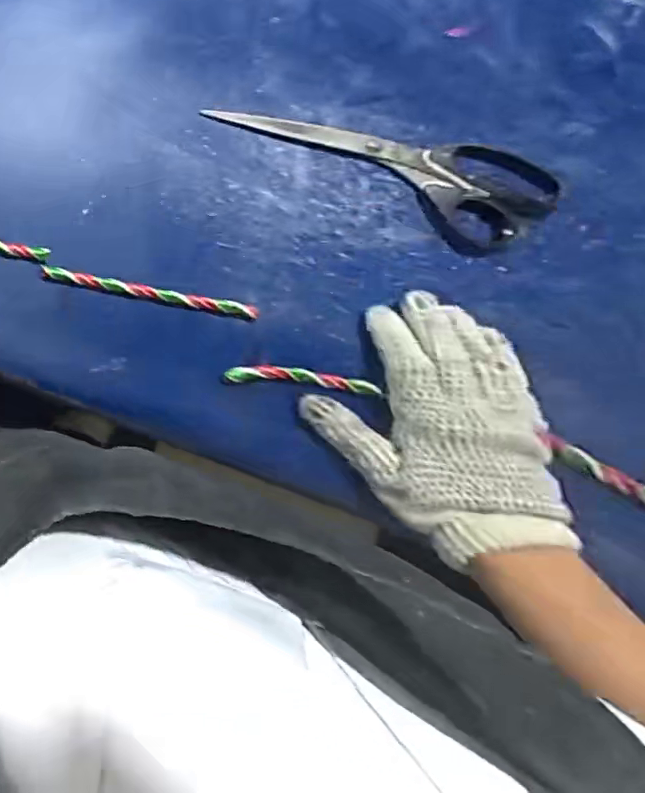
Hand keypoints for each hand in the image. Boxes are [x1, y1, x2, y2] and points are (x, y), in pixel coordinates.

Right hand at [298, 291, 576, 569]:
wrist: (506, 531)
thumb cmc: (432, 498)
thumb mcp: (379, 471)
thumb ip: (346, 433)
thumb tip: (306, 400)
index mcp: (423, 411)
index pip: (405, 361)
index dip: (391, 334)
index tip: (377, 312)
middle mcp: (461, 401)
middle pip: (445, 351)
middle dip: (429, 321)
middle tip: (416, 296)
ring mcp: (496, 407)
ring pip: (479, 358)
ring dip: (464, 329)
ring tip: (448, 307)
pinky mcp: (522, 418)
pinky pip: (511, 375)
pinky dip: (501, 352)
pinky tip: (492, 336)